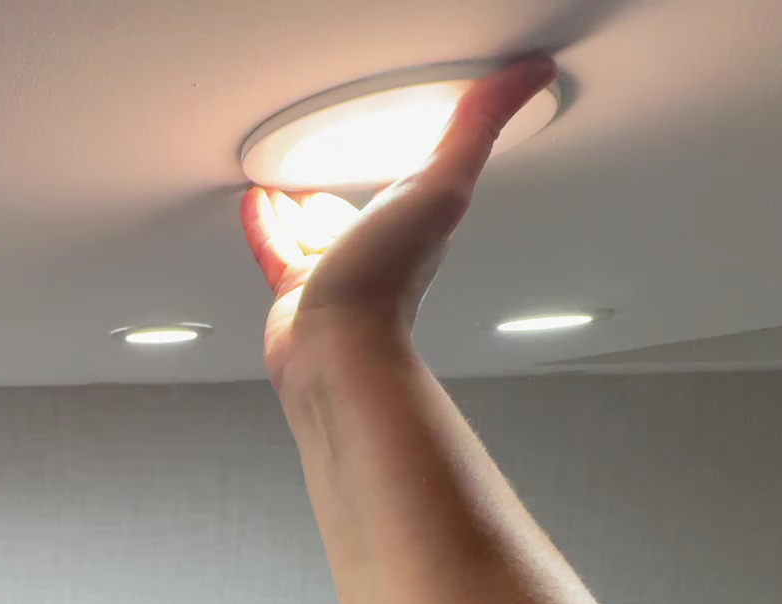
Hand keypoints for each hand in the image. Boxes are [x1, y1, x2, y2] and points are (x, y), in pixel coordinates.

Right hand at [240, 57, 557, 385]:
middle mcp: (370, 247)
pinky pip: (275, 249)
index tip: (386, 128)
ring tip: (274, 182)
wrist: (334, 347)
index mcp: (409, 221)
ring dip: (292, 203)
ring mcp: (329, 272)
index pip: (402, 176)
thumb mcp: (437, 189)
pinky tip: (254, 207)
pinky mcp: (293, 292)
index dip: (394, 151)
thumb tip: (526, 77)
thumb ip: (472, 133)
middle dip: (333, 182)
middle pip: (349, 205)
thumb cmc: (382, 283)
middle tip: (314, 159)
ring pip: (307, 227)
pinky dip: (263, 225)